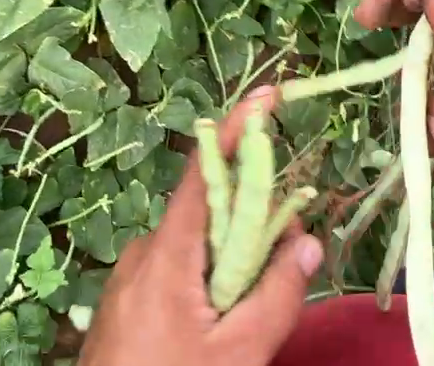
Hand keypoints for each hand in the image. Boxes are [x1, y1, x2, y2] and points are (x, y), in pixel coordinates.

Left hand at [79, 89, 324, 365]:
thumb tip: (308, 241)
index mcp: (167, 254)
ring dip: (230, 255)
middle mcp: (144, 251)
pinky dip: (207, 275)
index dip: (237, 126)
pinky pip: (176, 267)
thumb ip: (277, 295)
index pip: (204, 171)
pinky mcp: (125, 300)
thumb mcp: (237, 356)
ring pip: (195, 243)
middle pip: (208, 210)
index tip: (269, 95)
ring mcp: (130, 276)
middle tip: (287, 250)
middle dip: (252, 217)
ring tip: (251, 305)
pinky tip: (219, 319)